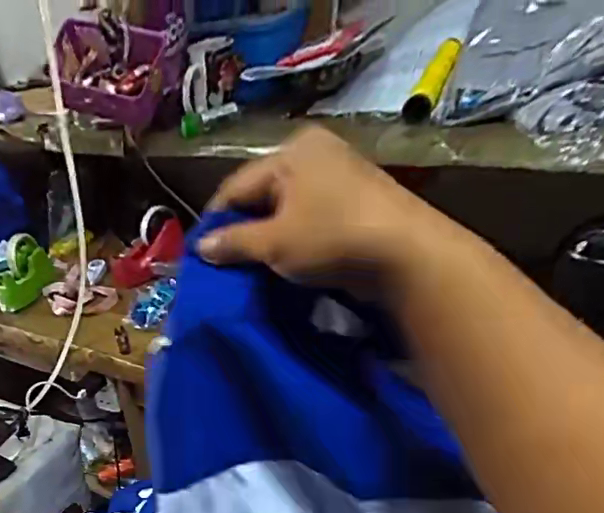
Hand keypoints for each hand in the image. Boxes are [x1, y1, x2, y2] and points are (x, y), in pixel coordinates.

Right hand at [196, 126, 466, 297]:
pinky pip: (306, 219)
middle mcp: (314, 154)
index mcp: (291, 152)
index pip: (235, 187)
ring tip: (251, 269)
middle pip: (260, 196)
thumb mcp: (274, 243)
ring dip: (266, 239)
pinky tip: (283, 263)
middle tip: (223, 266)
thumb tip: (200, 247)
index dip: (215, 222)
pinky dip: (291, 240)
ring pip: (283, 209)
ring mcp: (337, 176)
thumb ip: (233, 243)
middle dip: (241, 230)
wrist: (404, 254)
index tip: (199, 256)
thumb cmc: (331, 237)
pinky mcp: (352, 202)